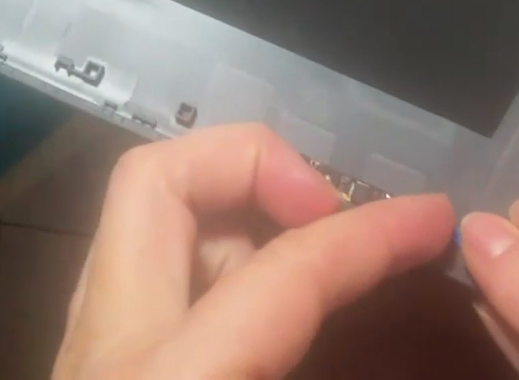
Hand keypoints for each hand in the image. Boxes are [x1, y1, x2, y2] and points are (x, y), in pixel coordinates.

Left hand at [55, 124, 455, 377]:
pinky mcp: (96, 361)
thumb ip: (333, 358)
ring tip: (305, 241)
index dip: (369, 234)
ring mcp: (87, 344)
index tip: (430, 216)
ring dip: (235, 205)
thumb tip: (369, 274)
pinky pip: (157, 267)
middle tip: (326, 206)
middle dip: (251, 159)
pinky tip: (261, 293)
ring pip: (150, 213)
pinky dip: (216, 255)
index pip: (280, 270)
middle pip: (153, 178)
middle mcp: (105, 342)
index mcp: (162, 374)